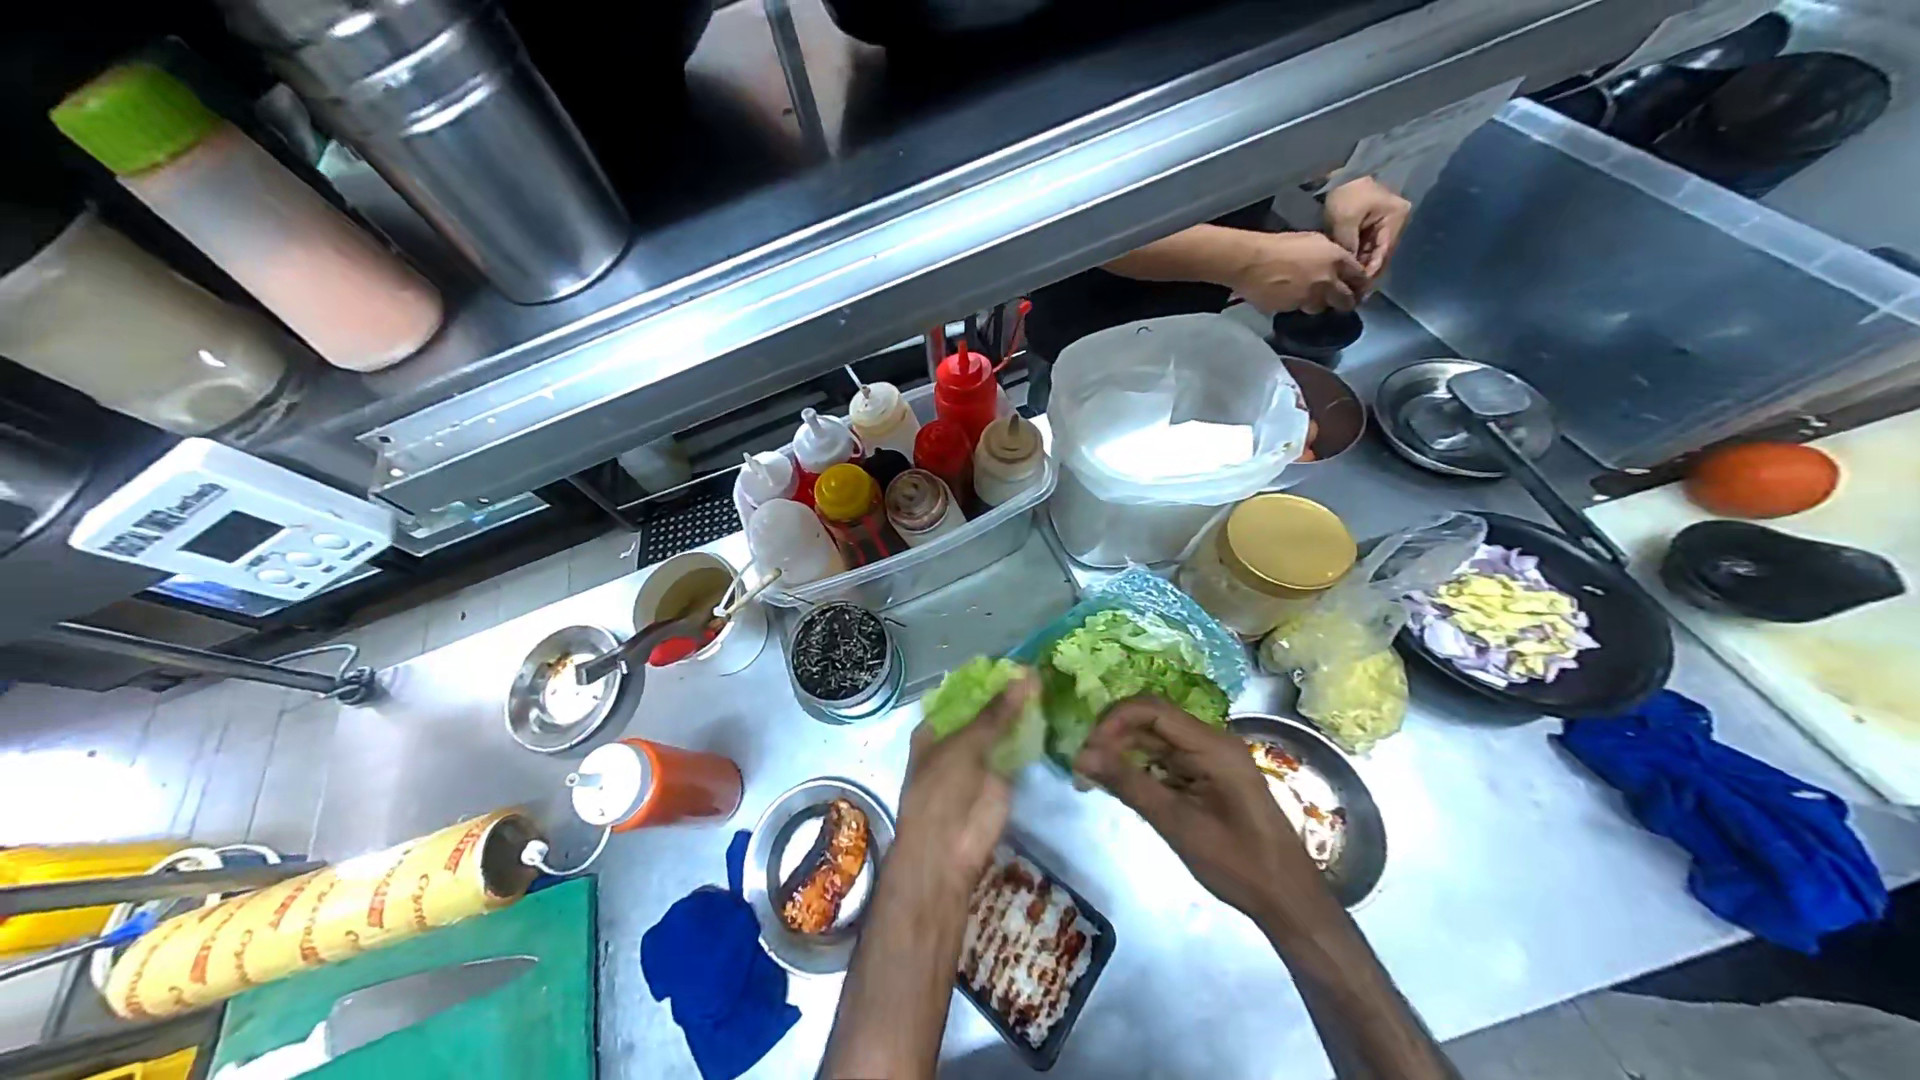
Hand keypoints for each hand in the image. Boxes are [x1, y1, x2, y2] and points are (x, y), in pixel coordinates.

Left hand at [892, 674, 1032, 898]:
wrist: (948, 848)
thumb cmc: (941, 789)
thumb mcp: (965, 743)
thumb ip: (997, 712)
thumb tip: (1027, 675)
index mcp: (936, 729)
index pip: (964, 695)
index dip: (987, 679)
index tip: (1016, 659)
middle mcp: (957, 740)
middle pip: (987, 712)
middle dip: (1010, 695)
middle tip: (1041, 668)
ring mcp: (982, 759)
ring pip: (1005, 730)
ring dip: (1024, 713)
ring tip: (1052, 682)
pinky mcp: (1004, 777)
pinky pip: (1019, 750)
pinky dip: (1033, 734)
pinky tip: (1053, 711)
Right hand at [1074, 697, 1324, 926]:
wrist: (1287, 899)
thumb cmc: (1237, 862)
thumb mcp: (1176, 823)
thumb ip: (1129, 784)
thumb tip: (1081, 755)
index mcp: (1211, 744)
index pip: (1151, 709)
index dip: (1113, 721)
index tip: (1088, 751)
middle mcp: (1210, 742)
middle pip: (1150, 721)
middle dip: (1112, 738)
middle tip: (1082, 769)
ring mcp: (1209, 759)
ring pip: (1154, 741)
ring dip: (1122, 754)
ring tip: (1091, 780)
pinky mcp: (1207, 777)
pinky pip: (1165, 760)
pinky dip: (1139, 769)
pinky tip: (1119, 787)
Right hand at [1223, 231, 1369, 314]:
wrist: (1252, 263)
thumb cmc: (1280, 245)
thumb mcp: (1314, 241)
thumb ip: (1330, 255)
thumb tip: (1334, 265)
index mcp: (1337, 260)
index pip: (1359, 277)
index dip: (1359, 283)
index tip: (1356, 286)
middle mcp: (1328, 282)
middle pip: (1346, 300)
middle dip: (1346, 301)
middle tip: (1342, 301)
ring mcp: (1310, 298)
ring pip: (1323, 307)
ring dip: (1320, 304)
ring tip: (1312, 298)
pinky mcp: (1293, 309)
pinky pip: (1301, 309)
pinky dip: (1300, 305)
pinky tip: (1292, 297)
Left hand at [1323, 176, 1412, 281]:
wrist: (1340, 179)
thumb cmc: (1346, 196)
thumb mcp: (1345, 221)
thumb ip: (1349, 246)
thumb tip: (1350, 270)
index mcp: (1396, 217)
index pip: (1384, 252)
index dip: (1371, 271)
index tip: (1358, 289)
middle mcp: (1396, 223)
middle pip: (1381, 256)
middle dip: (1367, 276)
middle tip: (1353, 296)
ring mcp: (1386, 226)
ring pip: (1374, 255)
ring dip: (1362, 272)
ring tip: (1350, 290)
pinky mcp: (1374, 229)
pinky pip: (1368, 251)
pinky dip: (1359, 263)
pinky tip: (1349, 277)